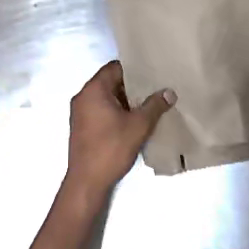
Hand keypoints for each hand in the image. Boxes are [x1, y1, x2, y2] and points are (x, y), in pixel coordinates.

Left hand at [67, 61, 174, 194]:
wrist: (87, 182)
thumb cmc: (111, 148)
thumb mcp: (139, 125)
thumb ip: (155, 105)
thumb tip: (169, 92)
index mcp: (93, 90)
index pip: (115, 67)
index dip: (134, 68)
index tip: (152, 73)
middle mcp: (83, 96)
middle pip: (110, 81)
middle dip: (132, 85)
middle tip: (154, 88)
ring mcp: (79, 112)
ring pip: (106, 97)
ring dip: (124, 100)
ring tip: (147, 104)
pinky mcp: (81, 127)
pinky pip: (100, 110)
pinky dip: (115, 111)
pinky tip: (133, 120)